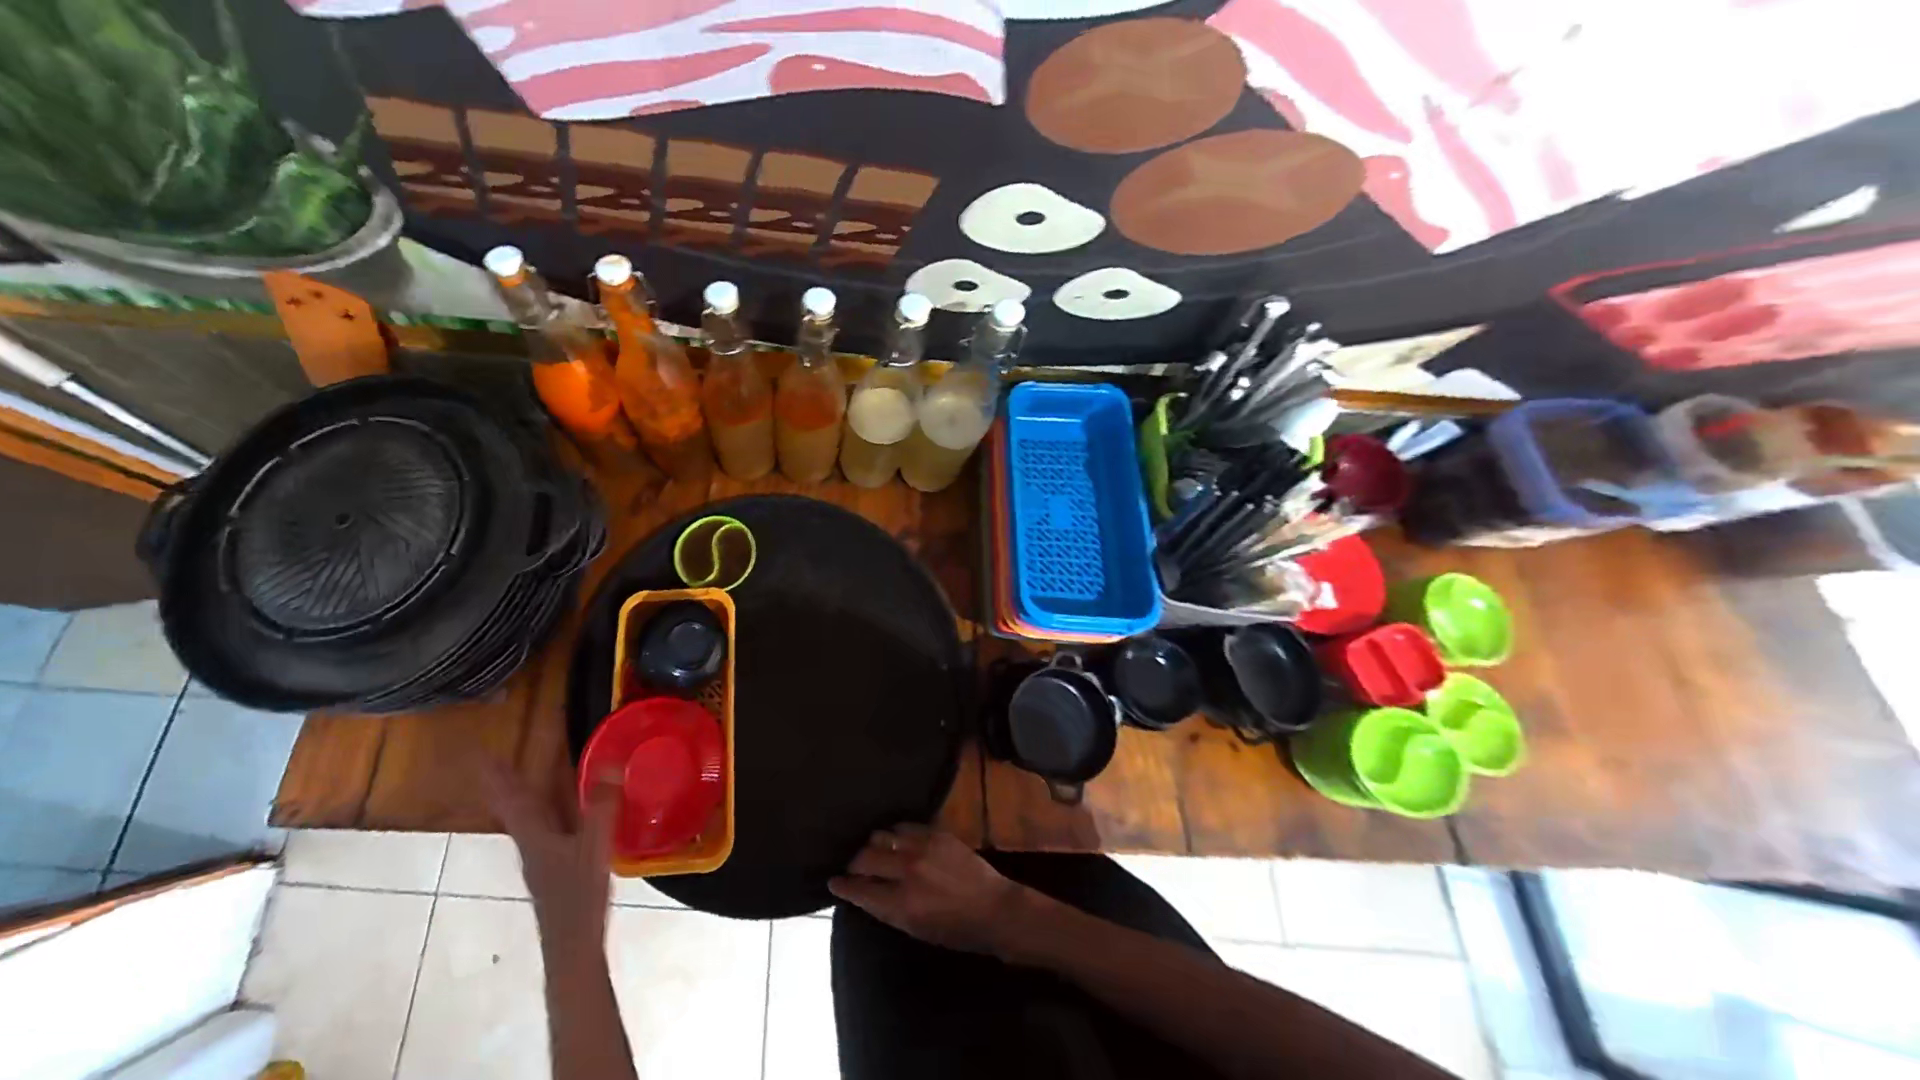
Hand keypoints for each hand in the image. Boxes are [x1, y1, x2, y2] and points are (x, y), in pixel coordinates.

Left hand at [480, 757, 617, 946]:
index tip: (481, 754)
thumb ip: (601, 808)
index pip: (512, 797)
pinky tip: (568, 808)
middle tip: (496, 759)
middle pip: (517, 805)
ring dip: (527, 793)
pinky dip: (553, 809)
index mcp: (534, 834)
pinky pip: (550, 825)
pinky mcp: (557, 864)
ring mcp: (543, 855)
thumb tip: (609, 764)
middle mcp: (533, 841)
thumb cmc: (578, 897)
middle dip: (508, 781)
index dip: (498, 776)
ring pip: (532, 816)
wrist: (572, 946)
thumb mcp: (594, 848)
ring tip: (527, 774)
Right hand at [829, 824, 1029, 955]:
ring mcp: (922, 848)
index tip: (834, 881)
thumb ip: (888, 910)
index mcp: (900, 903)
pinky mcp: (937, 834)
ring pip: (883, 835)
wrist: (994, 909)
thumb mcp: (916, 930)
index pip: (859, 889)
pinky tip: (896, 837)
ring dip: (874, 843)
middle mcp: (907, 871)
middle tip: (852, 865)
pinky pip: (906, 826)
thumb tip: (865, 894)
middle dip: (854, 862)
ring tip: (873, 848)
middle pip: (865, 857)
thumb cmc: (955, 930)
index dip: (843, 885)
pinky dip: (896, 832)